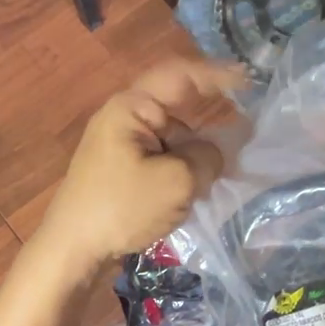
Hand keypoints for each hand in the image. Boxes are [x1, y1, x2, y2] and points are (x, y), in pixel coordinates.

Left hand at [34, 59, 246, 272]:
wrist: (73, 249)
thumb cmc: (122, 207)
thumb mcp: (177, 181)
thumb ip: (207, 158)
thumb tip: (214, 155)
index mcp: (131, 108)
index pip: (181, 76)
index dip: (218, 75)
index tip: (251, 81)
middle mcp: (123, 118)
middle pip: (178, 111)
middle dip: (209, 126)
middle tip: (244, 140)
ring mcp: (119, 145)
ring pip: (172, 139)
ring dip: (196, 155)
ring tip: (216, 179)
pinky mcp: (120, 171)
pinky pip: (161, 159)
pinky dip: (181, 170)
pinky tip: (195, 192)